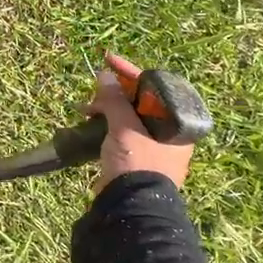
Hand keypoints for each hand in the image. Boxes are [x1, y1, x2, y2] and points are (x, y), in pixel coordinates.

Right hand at [87, 52, 194, 193]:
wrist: (134, 203)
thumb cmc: (137, 161)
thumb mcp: (125, 127)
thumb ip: (115, 101)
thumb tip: (104, 76)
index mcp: (176, 124)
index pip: (154, 88)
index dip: (130, 72)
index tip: (108, 59)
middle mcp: (168, 132)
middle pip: (139, 99)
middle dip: (113, 91)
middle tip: (94, 91)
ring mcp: (152, 143)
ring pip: (127, 113)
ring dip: (106, 107)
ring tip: (85, 109)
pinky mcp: (136, 153)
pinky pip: (120, 128)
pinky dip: (105, 121)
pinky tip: (89, 121)